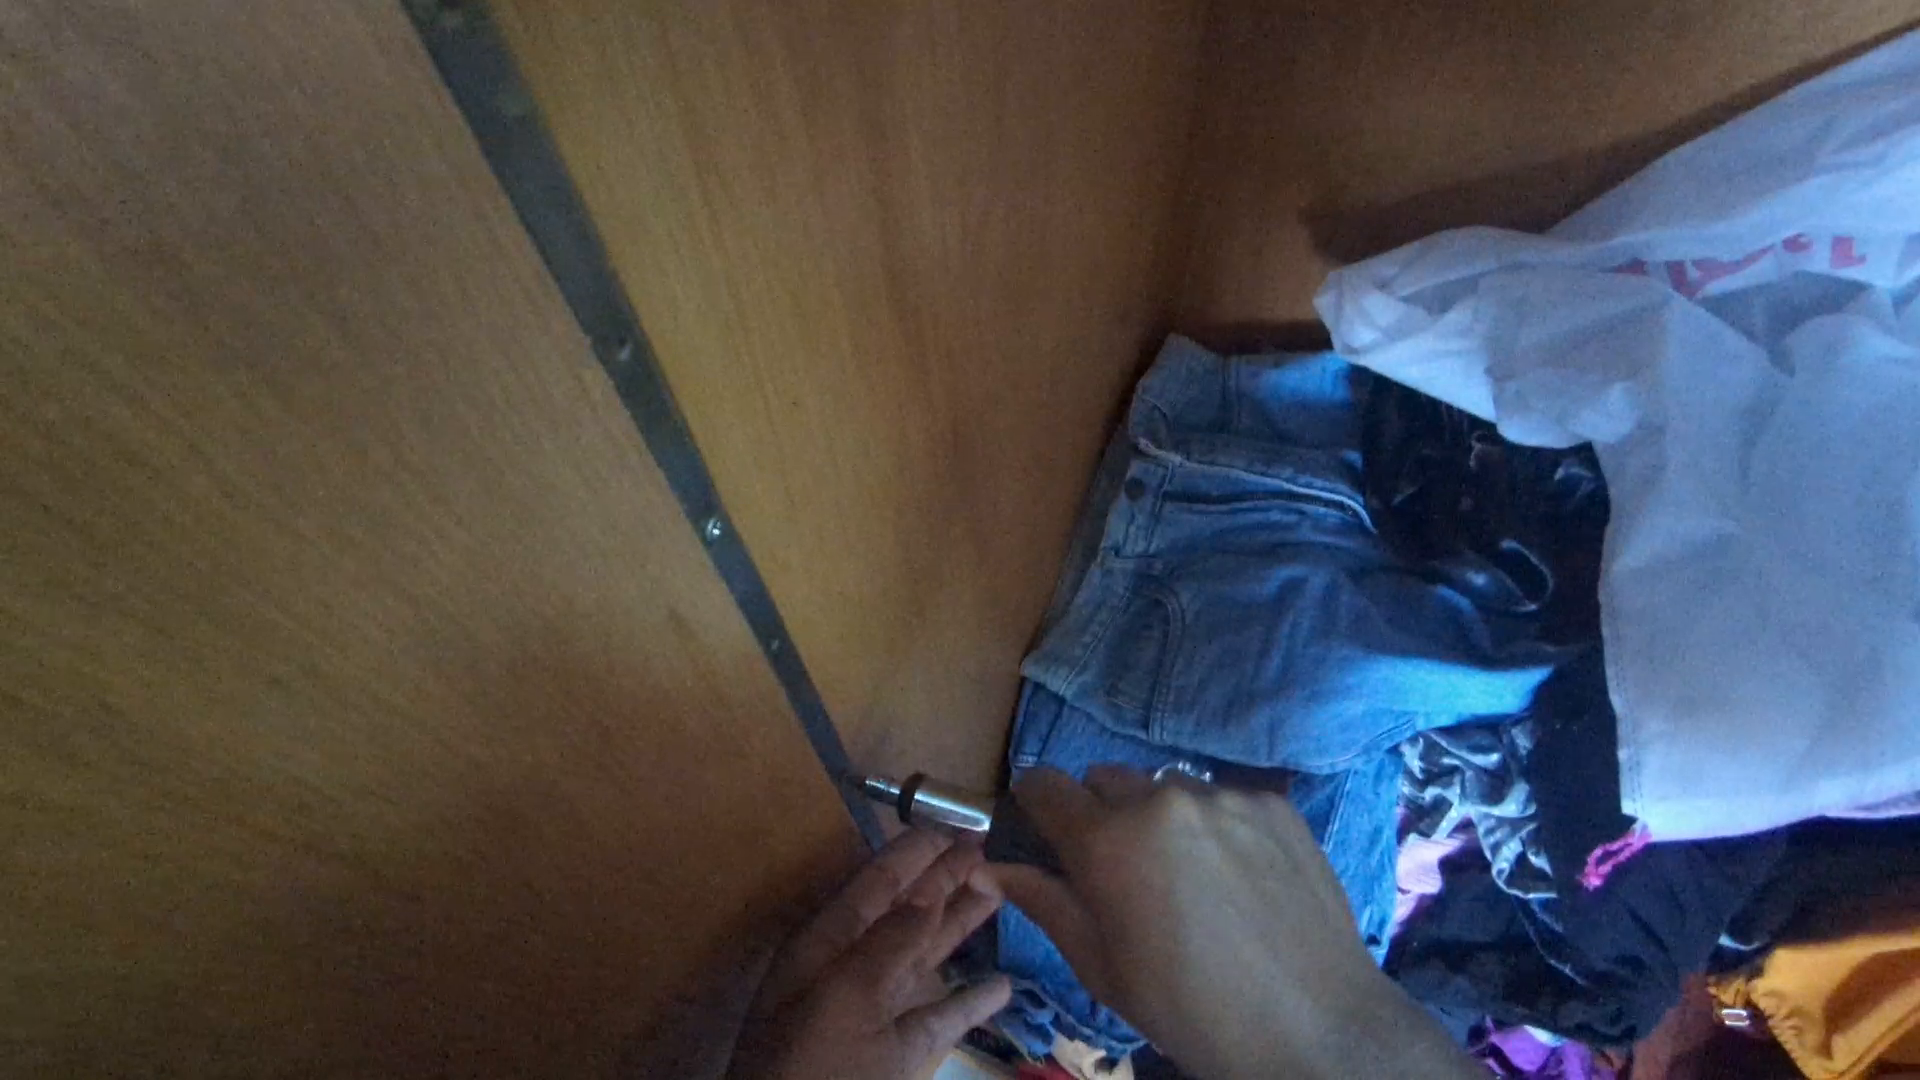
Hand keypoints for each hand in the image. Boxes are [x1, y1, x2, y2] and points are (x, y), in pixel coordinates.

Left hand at [726, 830, 1011, 1079]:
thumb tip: (927, 894)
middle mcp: (849, 970)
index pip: (877, 882)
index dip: (916, 851)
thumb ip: (887, 944)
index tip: (956, 824)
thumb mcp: (842, 1000)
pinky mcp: (896, 1058)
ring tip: (1000, 892)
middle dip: (945, 878)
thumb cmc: (809, 1072)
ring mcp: (874, 1015)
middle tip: (988, 847)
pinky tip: (1003, 986)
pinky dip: (969, 1001)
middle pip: (905, 911)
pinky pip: (937, 1017)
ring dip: (960, 924)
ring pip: (924, 955)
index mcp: (825, 945)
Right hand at [973, 767, 1480, 1079]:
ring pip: (1163, 786)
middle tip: (1125, 869)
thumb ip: (1044, 901)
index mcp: (1108, 840)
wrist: (1318, 1032)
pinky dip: (1215, 823)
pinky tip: (1240, 875)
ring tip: (1190, 874)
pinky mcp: (1270, 801)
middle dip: (1101, 814)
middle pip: (1104, 780)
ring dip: (1159, 816)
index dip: (1035, 802)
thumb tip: (994, 865)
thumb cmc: (1189, 1009)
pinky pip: (1219, 797)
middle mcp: (1160, 799)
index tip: (1043, 825)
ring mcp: (1221, 795)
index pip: (1044, 784)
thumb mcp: (1101, 968)